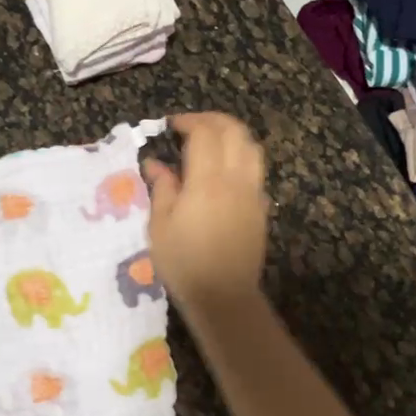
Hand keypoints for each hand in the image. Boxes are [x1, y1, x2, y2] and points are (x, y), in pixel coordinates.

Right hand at [142, 113, 269, 315]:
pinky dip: (240, 157)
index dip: (188, 121)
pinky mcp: (261, 207)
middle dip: (212, 120)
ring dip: (231, 135)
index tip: (172, 124)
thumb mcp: (160, 225)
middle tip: (191, 125)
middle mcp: (235, 179)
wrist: (223, 296)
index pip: (204, 133)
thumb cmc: (183, 262)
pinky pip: (255, 169)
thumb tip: (155, 164)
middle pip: (233, 131)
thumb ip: (162, 188)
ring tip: (210, 142)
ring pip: (251, 147)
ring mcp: (253, 192)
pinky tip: (223, 171)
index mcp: (207, 181)